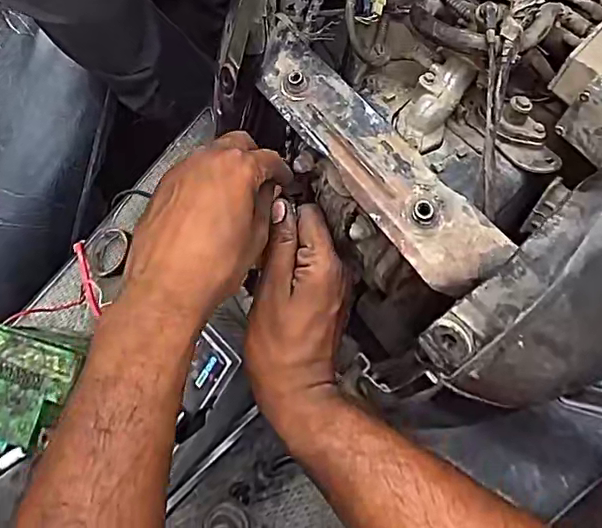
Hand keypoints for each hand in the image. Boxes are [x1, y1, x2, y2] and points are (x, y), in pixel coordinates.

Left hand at [122, 132, 291, 332]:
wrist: (164, 286)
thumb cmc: (206, 269)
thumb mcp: (256, 239)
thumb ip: (266, 207)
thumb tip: (266, 197)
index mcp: (239, 169)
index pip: (269, 157)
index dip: (281, 170)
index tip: (282, 179)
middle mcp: (209, 160)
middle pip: (239, 143)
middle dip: (253, 157)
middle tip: (260, 179)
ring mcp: (184, 169)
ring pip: (212, 153)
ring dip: (226, 166)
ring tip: (234, 194)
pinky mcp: (166, 183)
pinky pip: (191, 170)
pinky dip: (204, 179)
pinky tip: (208, 204)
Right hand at [245, 201, 350, 429]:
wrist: (296, 392)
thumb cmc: (279, 352)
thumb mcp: (269, 289)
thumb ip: (278, 245)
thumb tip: (280, 209)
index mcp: (325, 264)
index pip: (308, 211)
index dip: (284, 209)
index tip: (266, 216)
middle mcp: (338, 270)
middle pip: (312, 225)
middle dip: (287, 228)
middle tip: (262, 243)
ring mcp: (337, 284)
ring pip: (312, 244)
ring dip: (290, 246)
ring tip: (267, 262)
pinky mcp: (331, 295)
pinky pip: (313, 263)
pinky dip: (296, 264)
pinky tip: (278, 278)